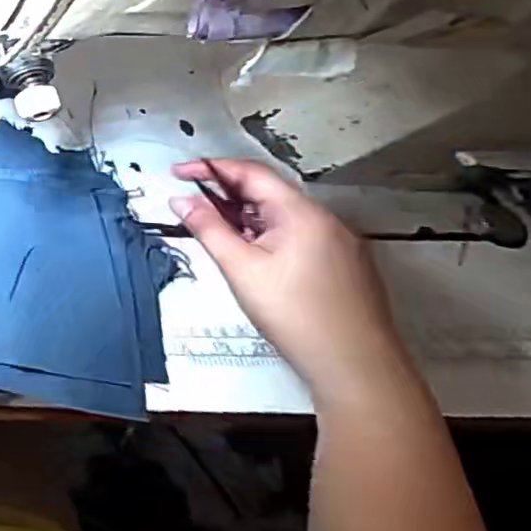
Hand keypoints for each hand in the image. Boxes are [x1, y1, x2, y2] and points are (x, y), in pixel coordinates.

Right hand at [170, 158, 421, 407]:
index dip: (211, 167)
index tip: (176, 171)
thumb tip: (181, 200)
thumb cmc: (294, 312)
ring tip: (205, 223)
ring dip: (239, 212)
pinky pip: (291, 232)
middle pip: (267, 191)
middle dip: (223, 190)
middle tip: (185, 198)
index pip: (252, 174)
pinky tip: (240, 247)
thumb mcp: (239, 266)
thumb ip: (207, 227)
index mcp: (304, 215)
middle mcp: (325, 222)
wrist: (354, 362)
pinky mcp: (336, 263)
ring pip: (278, 214)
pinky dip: (259, 230)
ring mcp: (335, 243)